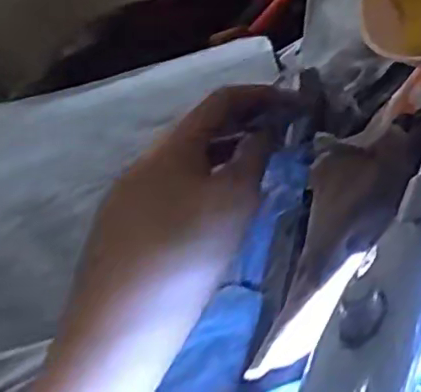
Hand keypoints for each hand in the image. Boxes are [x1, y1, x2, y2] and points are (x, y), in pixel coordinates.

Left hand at [37, 85, 286, 391]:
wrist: (122, 326)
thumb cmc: (190, 247)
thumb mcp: (239, 192)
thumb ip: (257, 151)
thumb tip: (268, 128)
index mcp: (168, 151)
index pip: (220, 100)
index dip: (264, 94)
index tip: (299, 104)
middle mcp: (142, 165)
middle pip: (200, 125)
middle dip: (247, 120)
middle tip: (287, 129)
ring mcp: (127, 196)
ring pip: (187, 154)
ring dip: (229, 146)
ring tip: (264, 158)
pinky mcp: (124, 222)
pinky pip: (173, 179)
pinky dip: (208, 170)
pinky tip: (227, 192)